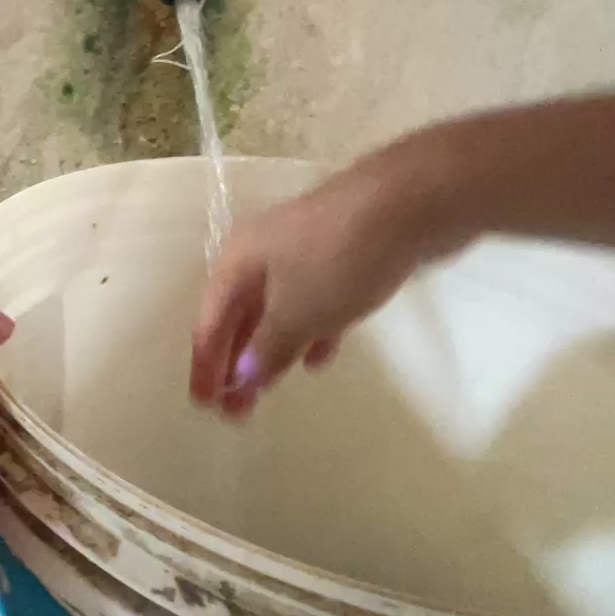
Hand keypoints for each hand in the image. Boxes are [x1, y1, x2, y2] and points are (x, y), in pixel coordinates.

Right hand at [192, 147, 466, 416]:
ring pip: (275, 314)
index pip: (209, 322)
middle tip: (234, 411)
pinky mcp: (338, 259)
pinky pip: (312, 305)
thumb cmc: (336, 258)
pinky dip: (308, 333)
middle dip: (235, 364)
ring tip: (267, 393)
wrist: (408, 204)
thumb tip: (240, 377)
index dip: (206, 365)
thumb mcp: (296, 312)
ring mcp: (299, 255)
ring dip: (269, 353)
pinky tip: (317, 361)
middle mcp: (258, 256)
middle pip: (239, 318)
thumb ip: (266, 348)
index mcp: (235, 262)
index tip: (206, 405)